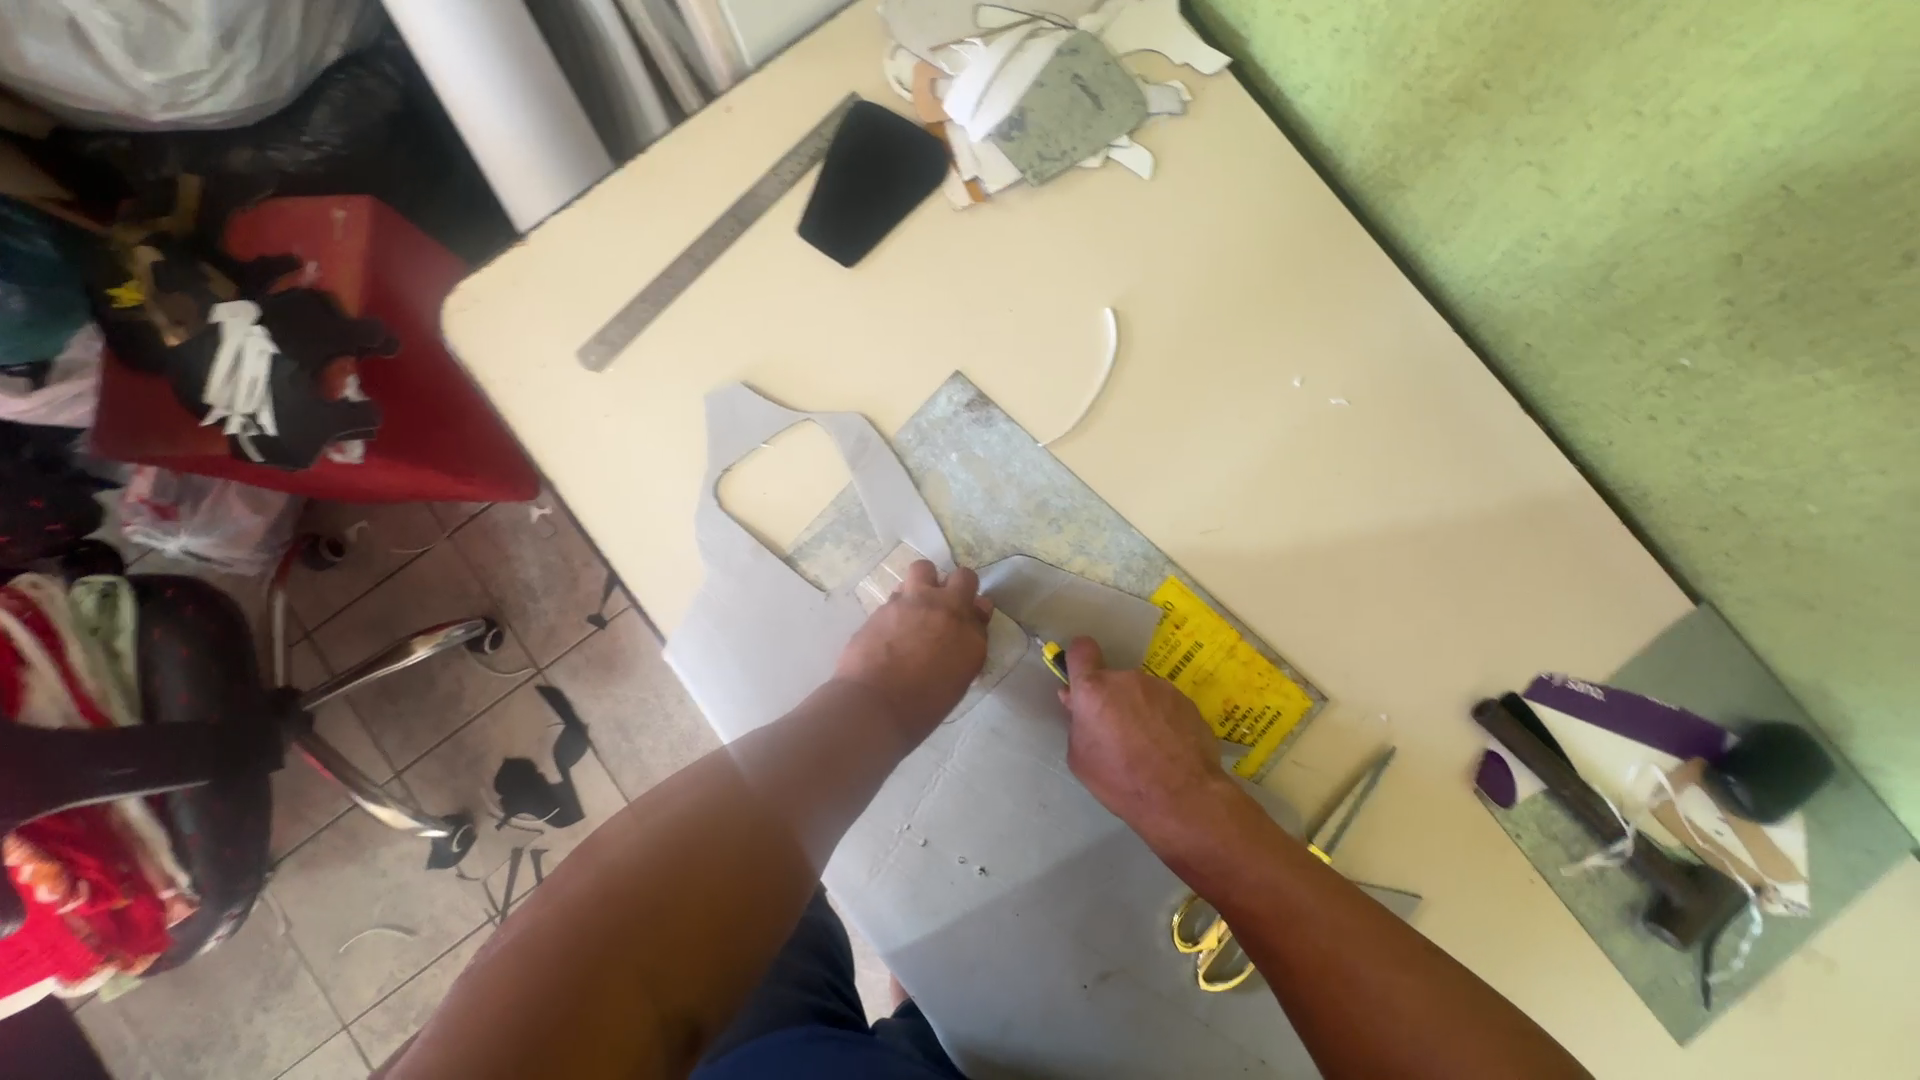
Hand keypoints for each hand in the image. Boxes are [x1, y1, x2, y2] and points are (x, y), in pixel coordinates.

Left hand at [833, 560, 991, 742]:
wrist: (874, 704)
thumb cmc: (921, 706)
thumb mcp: (958, 680)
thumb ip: (966, 647)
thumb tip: (965, 628)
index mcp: (971, 634)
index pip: (983, 606)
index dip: (973, 612)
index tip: (964, 622)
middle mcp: (947, 610)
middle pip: (963, 577)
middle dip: (956, 586)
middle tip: (943, 606)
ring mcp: (913, 602)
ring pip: (923, 570)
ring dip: (923, 583)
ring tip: (913, 608)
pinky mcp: (884, 605)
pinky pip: (896, 593)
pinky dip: (897, 605)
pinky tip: (889, 628)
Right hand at [1058, 637, 1236, 839]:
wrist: (1182, 796)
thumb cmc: (1121, 780)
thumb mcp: (1081, 758)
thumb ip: (1076, 723)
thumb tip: (1076, 703)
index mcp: (1094, 690)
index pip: (1081, 650)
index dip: (1080, 661)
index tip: (1082, 679)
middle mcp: (1127, 679)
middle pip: (1113, 681)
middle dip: (1112, 701)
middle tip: (1119, 735)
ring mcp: (1160, 687)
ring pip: (1140, 693)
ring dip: (1139, 710)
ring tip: (1149, 746)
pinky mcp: (1186, 700)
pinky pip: (1165, 704)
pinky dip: (1163, 719)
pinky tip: (1170, 747)